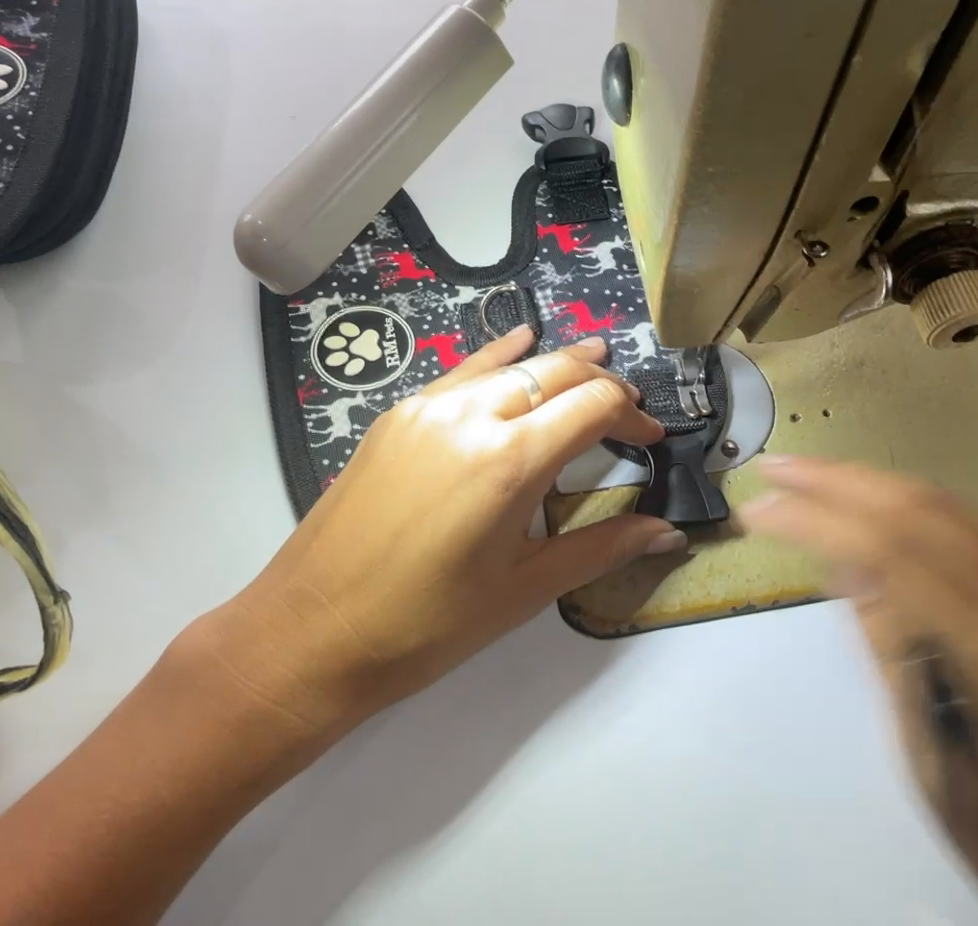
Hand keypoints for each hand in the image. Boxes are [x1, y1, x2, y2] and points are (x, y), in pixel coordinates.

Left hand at [189, 326, 681, 758]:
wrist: (310, 634)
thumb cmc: (426, 626)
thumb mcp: (523, 591)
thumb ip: (601, 549)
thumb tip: (668, 534)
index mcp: (509, 461)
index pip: (593, 405)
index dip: (632, 417)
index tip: (651, 440)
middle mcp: (470, 416)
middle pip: (556, 373)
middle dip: (602, 385)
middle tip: (628, 413)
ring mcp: (426, 409)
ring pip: (510, 365)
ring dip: (557, 364)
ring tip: (595, 359)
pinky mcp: (396, 417)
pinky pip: (462, 371)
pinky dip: (500, 357)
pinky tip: (520, 342)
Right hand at [741, 456, 977, 925]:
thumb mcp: (937, 763)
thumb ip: (895, 655)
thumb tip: (844, 569)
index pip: (892, 553)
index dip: (817, 520)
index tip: (758, 508)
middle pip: (921, 511)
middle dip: (839, 480)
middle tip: (774, 467)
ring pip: (948, 510)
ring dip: (872, 482)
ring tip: (808, 474)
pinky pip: (967, 533)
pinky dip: (907, 509)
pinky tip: (869, 509)